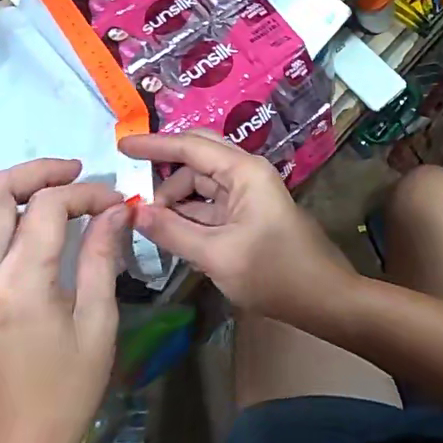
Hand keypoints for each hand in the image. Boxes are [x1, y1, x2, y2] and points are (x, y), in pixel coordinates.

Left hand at [0, 158, 127, 442]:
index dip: (88, 194)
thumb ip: (103, 258)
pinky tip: (16, 225)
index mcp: (18, 285)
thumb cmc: (66, 392)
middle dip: (37, 171)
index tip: (116, 202)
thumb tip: (117, 210)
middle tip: (75, 173)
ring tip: (42, 192)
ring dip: (2, 187)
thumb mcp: (98, 324)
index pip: (49, 207)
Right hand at [119, 131, 356, 323]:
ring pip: (201, 182)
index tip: (121, 146)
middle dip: (163, 167)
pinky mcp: (247, 215)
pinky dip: (187, 213)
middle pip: (197, 157)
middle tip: (129, 181)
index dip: (154, 145)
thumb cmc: (273, 272)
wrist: (322, 297)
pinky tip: (164, 228)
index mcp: (244, 172)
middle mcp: (246, 174)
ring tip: (142, 217)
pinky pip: (210, 204)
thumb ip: (172, 231)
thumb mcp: (216, 255)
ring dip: (174, 196)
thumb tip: (133, 212)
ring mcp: (248, 194)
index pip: (191, 146)